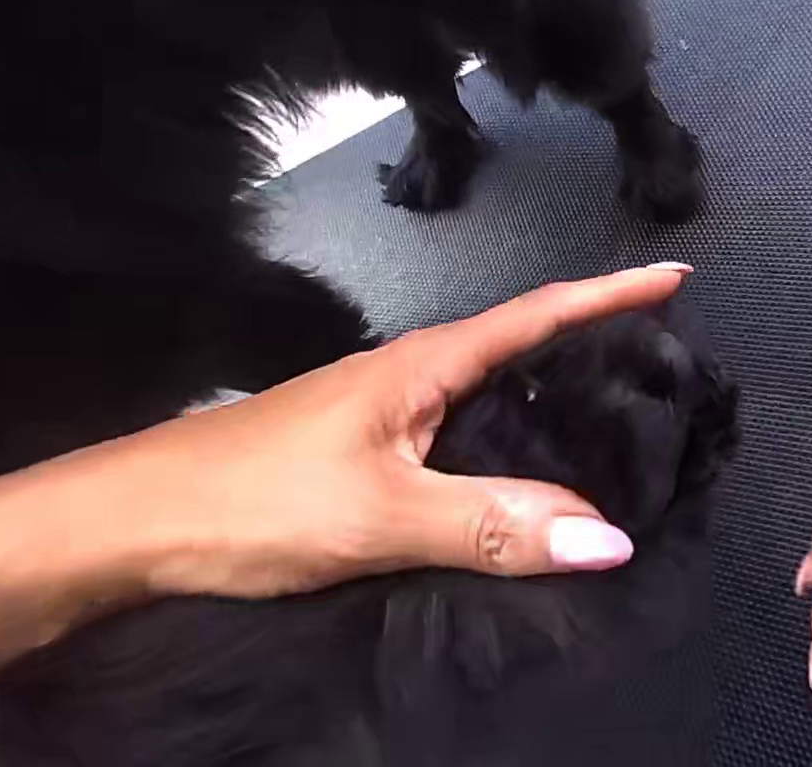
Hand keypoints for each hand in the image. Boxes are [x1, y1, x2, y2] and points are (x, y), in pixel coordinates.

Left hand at [86, 264, 693, 599]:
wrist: (137, 517)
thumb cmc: (254, 500)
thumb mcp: (381, 514)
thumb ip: (493, 523)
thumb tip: (607, 537)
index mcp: (431, 360)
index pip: (543, 312)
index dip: (613, 292)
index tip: (674, 275)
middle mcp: (423, 367)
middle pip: (530, 335)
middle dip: (600, 326)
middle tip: (664, 340)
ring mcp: (401, 399)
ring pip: (502, 377)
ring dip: (562, 375)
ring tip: (620, 391)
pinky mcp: (384, 434)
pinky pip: (474, 414)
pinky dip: (521, 420)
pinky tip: (535, 449)